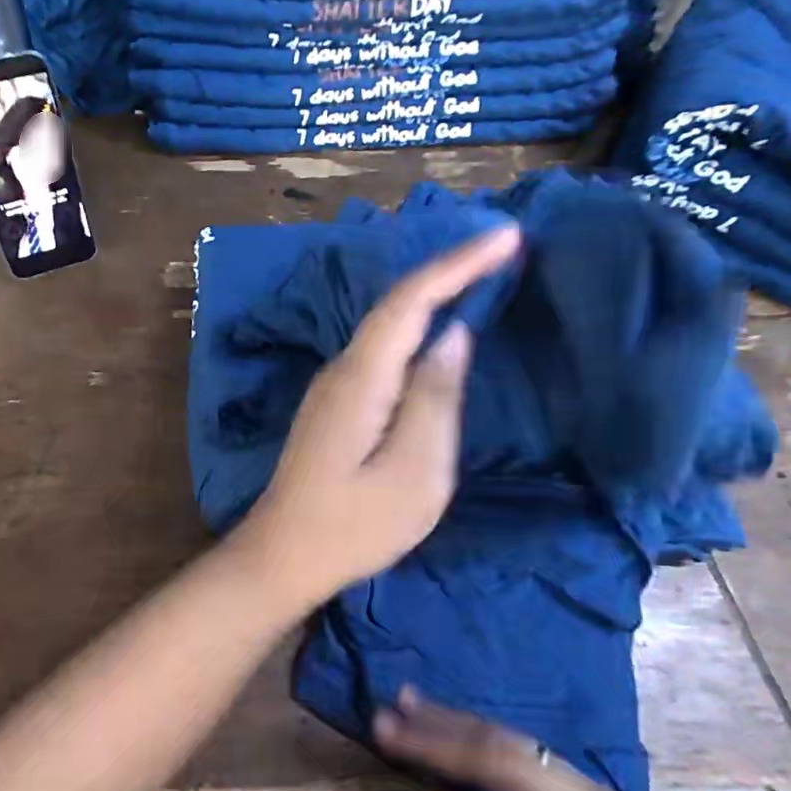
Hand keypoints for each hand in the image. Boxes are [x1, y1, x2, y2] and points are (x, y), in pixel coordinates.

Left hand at [231, 224, 520, 605]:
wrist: (282, 555)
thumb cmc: (353, 525)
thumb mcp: (413, 472)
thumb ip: (435, 399)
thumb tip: (453, 336)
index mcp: (361, 377)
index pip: (411, 300)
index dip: (459, 263)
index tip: (507, 235)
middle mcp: (342, 368)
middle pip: (398, 305)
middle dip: (451, 270)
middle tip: (504, 249)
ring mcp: (334, 385)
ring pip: (389, 325)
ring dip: (434, 295)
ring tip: (482, 276)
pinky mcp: (337, 404)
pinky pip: (383, 350)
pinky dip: (417, 328)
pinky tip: (438, 332)